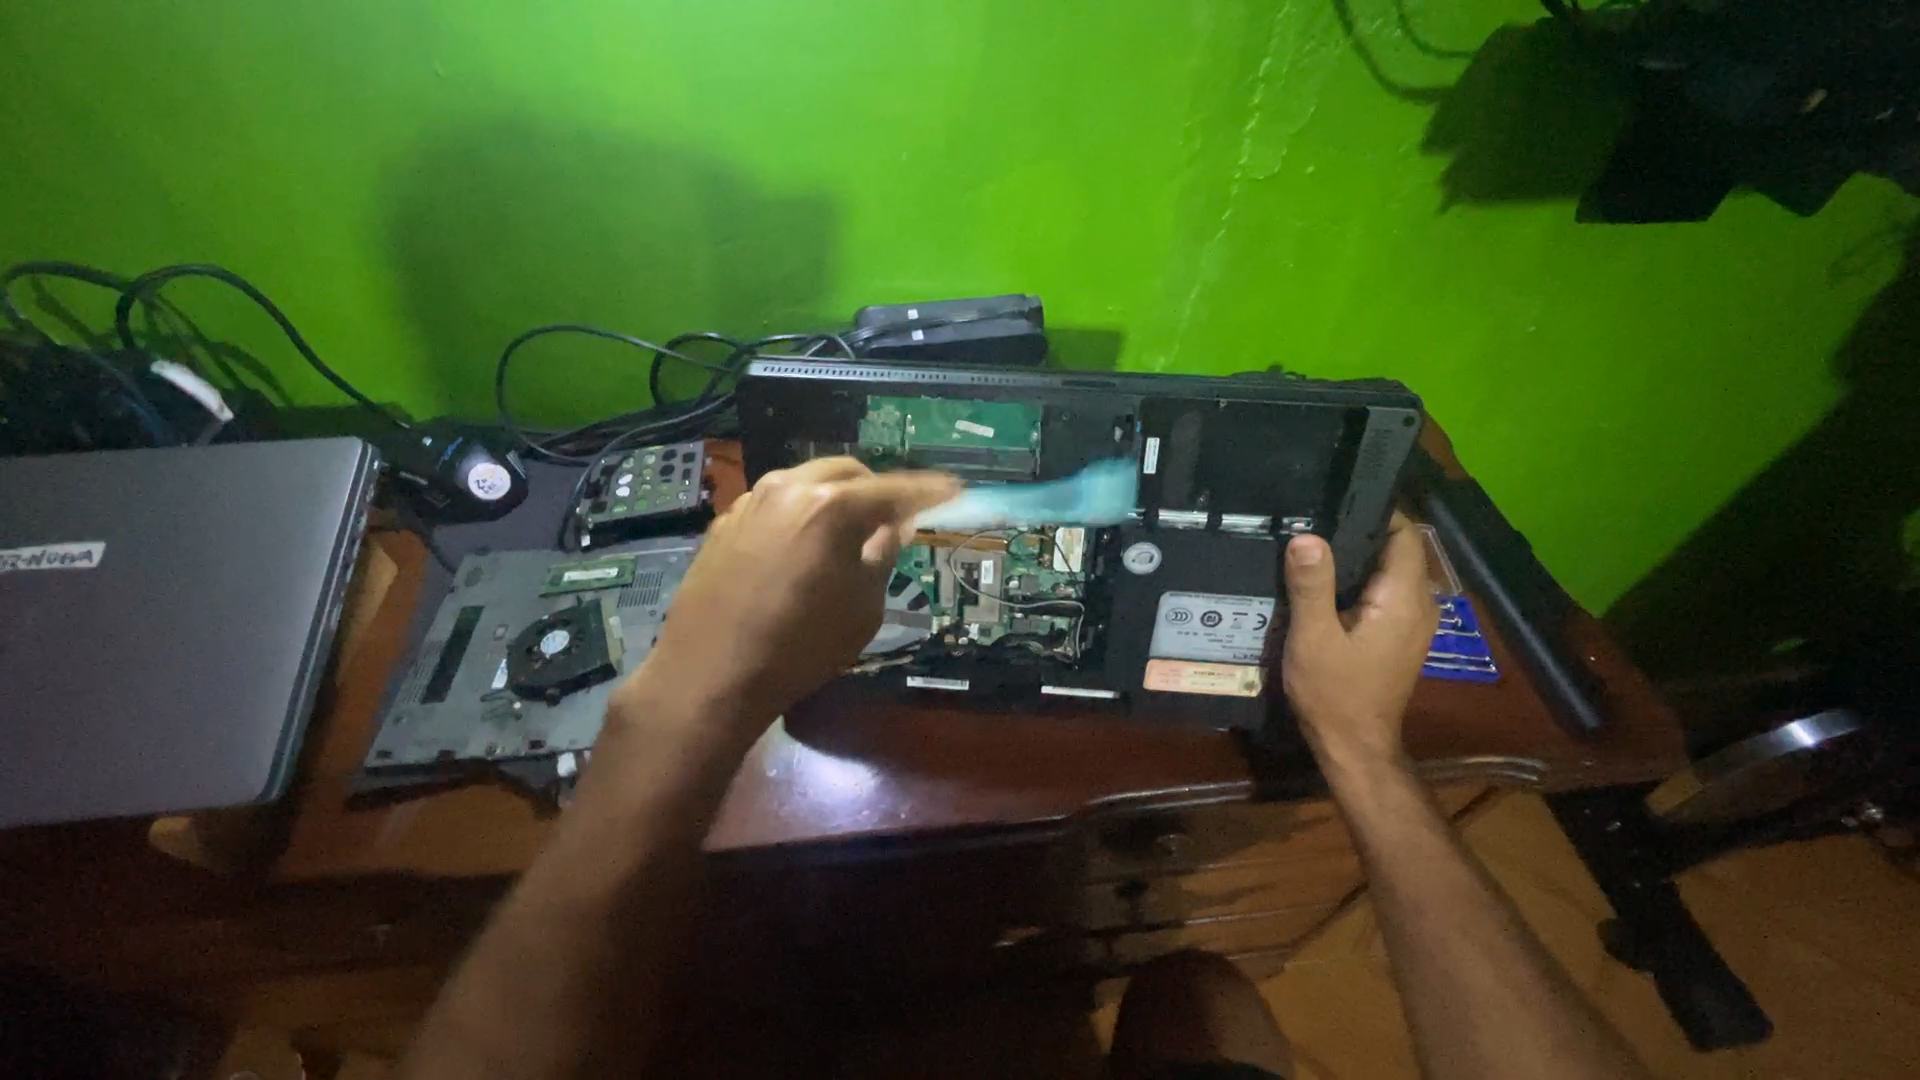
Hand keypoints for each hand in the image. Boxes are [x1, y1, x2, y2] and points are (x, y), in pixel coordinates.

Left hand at [613, 457, 958, 739]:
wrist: (709, 674)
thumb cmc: (800, 648)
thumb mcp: (861, 608)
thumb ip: (882, 555)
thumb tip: (894, 527)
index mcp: (833, 507)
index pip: (895, 490)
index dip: (930, 491)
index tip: (953, 489)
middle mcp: (790, 488)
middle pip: (848, 473)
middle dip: (877, 489)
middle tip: (895, 518)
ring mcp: (751, 502)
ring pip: (807, 482)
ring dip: (835, 497)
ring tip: (848, 531)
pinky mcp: (725, 522)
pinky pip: (776, 504)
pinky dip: (800, 513)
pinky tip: (802, 546)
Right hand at [1278, 512, 1437, 769]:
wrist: (1354, 744)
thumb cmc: (1334, 692)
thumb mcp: (1313, 638)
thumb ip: (1312, 586)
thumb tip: (1306, 537)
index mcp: (1402, 598)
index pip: (1403, 535)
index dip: (1373, 511)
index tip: (1333, 499)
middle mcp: (1419, 604)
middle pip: (1398, 549)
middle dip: (1360, 530)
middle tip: (1313, 517)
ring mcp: (1413, 621)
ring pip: (1391, 570)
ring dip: (1358, 555)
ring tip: (1313, 542)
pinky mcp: (1400, 635)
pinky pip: (1385, 590)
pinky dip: (1360, 578)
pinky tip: (1324, 581)